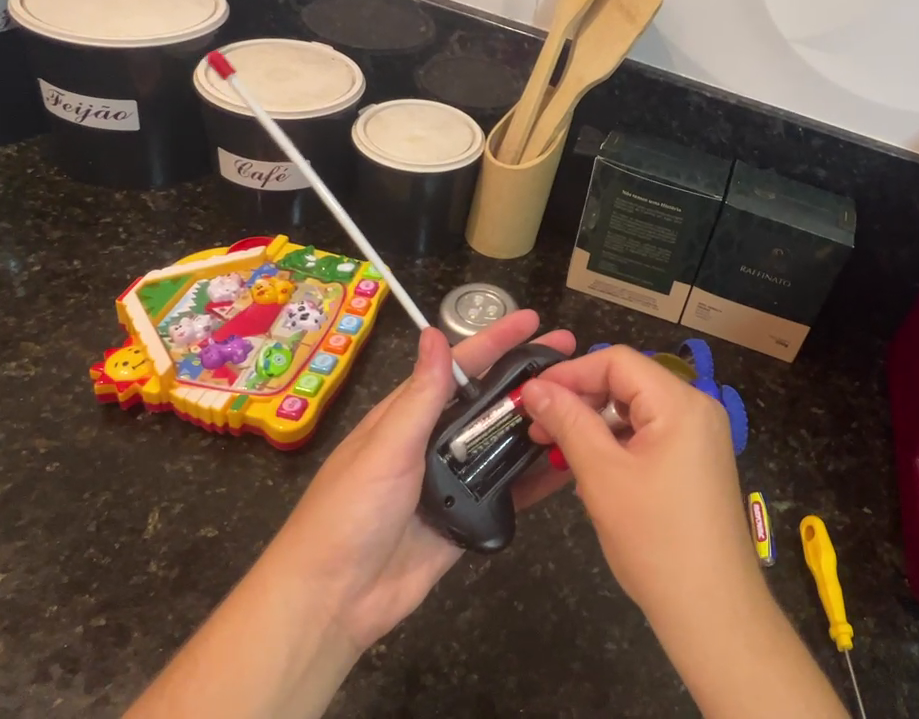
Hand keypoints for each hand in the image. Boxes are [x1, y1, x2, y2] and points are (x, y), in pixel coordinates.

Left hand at [128, 311, 573, 718]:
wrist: (335, 600)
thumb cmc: (350, 512)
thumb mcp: (385, 446)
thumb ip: (420, 396)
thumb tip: (435, 333)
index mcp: (409, 415)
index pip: (460, 366)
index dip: (497, 340)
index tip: (534, 319)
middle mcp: (435, 441)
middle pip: (490, 400)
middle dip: (529, 376)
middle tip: (574, 356)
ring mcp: (454, 480)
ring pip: (504, 442)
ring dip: (538, 422)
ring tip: (583, 404)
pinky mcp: (469, 516)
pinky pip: (510, 489)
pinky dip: (537, 475)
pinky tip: (568, 462)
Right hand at [519, 346, 755, 627]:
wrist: (712, 608)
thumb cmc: (655, 540)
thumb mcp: (602, 476)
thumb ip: (569, 423)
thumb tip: (535, 388)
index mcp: (681, 402)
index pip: (618, 362)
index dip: (570, 373)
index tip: (530, 396)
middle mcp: (697, 408)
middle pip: (629, 382)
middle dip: (580, 399)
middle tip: (536, 426)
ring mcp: (701, 436)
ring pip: (637, 410)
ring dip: (595, 423)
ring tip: (554, 449)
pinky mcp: (697, 462)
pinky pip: (650, 435)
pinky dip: (617, 444)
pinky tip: (587, 468)